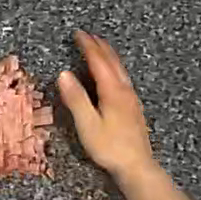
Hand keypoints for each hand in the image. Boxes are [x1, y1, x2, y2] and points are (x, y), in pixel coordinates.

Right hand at [56, 30, 156, 184]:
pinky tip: (113, 75)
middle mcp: (124, 91)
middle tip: (88, 35)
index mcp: (112, 91)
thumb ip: (76, 98)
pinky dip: (114, 68)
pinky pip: (123, 79)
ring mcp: (131, 99)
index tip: (78, 34)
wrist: (137, 166)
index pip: (99, 61)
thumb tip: (63, 74)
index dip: (88, 46)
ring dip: (109, 55)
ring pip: (120, 69)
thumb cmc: (109, 147)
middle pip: (112, 62)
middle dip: (99, 46)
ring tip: (100, 48)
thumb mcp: (87, 124)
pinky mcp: (134, 108)